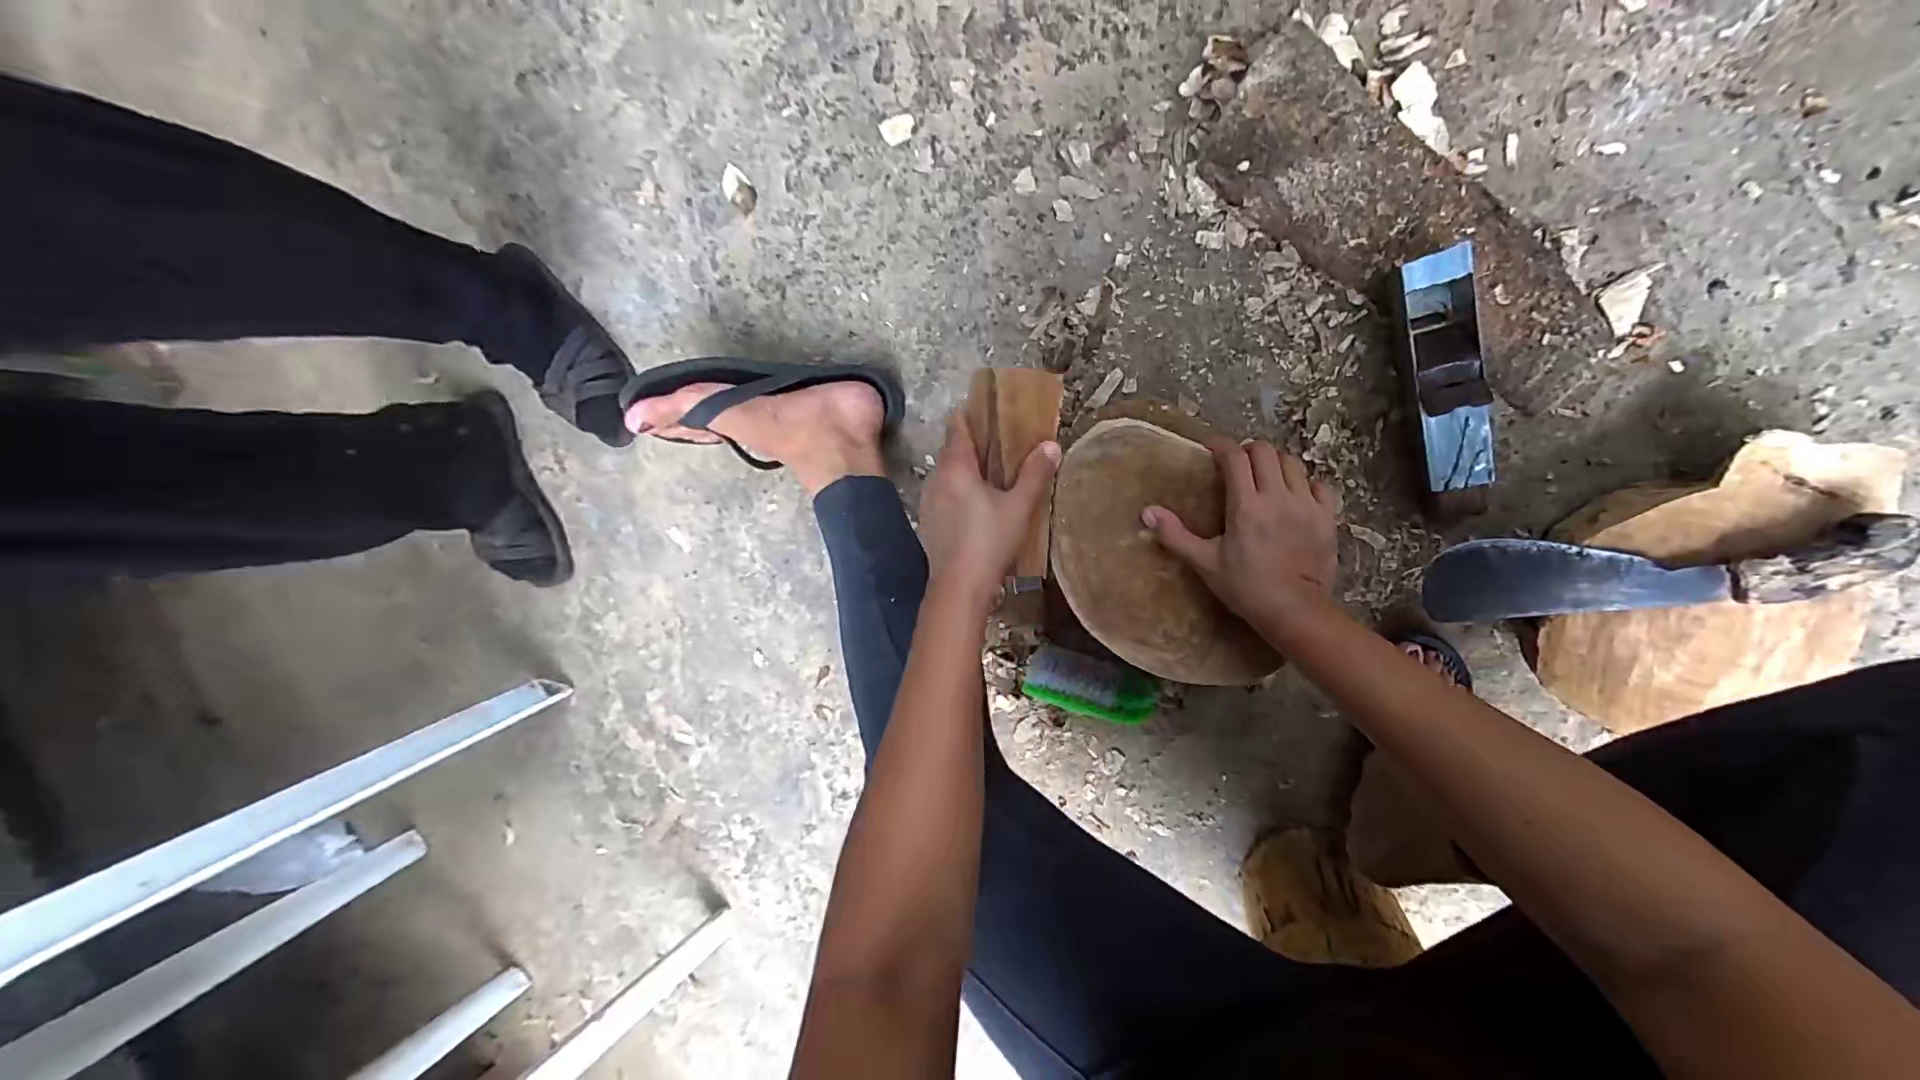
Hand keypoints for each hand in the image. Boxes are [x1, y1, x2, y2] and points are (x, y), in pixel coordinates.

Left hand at [918, 410, 1060, 606]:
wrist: (959, 587)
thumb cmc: (989, 541)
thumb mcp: (1019, 506)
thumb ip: (1035, 474)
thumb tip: (1051, 445)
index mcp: (955, 468)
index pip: (958, 428)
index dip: (971, 415)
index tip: (987, 409)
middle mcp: (936, 479)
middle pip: (952, 450)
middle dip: (974, 444)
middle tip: (1000, 443)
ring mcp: (929, 502)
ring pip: (947, 475)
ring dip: (967, 470)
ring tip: (993, 473)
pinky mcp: (930, 523)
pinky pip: (945, 495)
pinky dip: (960, 491)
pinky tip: (978, 505)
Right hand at [1141, 437, 1336, 626]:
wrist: (1295, 611)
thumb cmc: (1245, 588)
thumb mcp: (1205, 563)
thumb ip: (1175, 535)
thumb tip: (1147, 513)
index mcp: (1246, 506)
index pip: (1235, 457)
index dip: (1220, 446)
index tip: (1210, 447)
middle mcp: (1278, 497)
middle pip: (1265, 452)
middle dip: (1247, 451)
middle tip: (1235, 463)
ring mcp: (1307, 505)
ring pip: (1293, 463)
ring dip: (1274, 463)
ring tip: (1263, 476)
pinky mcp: (1327, 517)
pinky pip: (1318, 485)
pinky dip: (1304, 482)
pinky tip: (1293, 494)